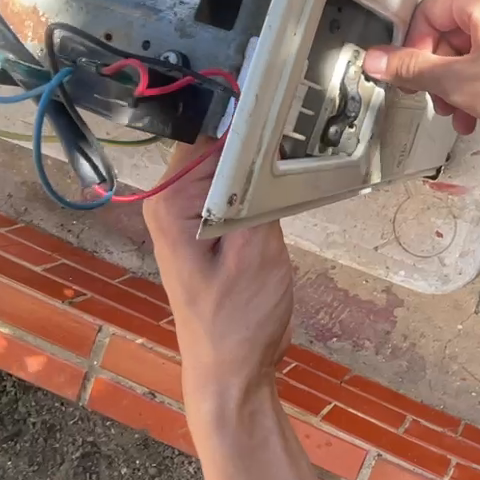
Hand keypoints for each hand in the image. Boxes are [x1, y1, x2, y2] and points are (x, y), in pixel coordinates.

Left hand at [142, 142, 293, 420]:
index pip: (209, 138)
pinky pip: (241, 191)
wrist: (235, 369)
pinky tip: (294, 182)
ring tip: (306, 151)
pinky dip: (266, 185)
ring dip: (267, 162)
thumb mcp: (255, 252)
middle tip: (308, 131)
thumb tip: (263, 142)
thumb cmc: (240, 318)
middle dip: (261, 140)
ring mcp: (195, 217)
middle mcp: (174, 203)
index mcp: (171, 204)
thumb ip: (255, 195)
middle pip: (220, 148)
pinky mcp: (218, 230)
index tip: (290, 110)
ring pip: (234, 168)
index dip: (249, 123)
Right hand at [362, 0, 479, 141]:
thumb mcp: (460, 82)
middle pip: (450, 35)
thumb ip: (414, 70)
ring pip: (472, 53)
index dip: (412, 49)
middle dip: (438, 74)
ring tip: (459, 116)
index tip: (409, 77)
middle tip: (436, 101)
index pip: (427, 14)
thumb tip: (378, 61)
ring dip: (458, 87)